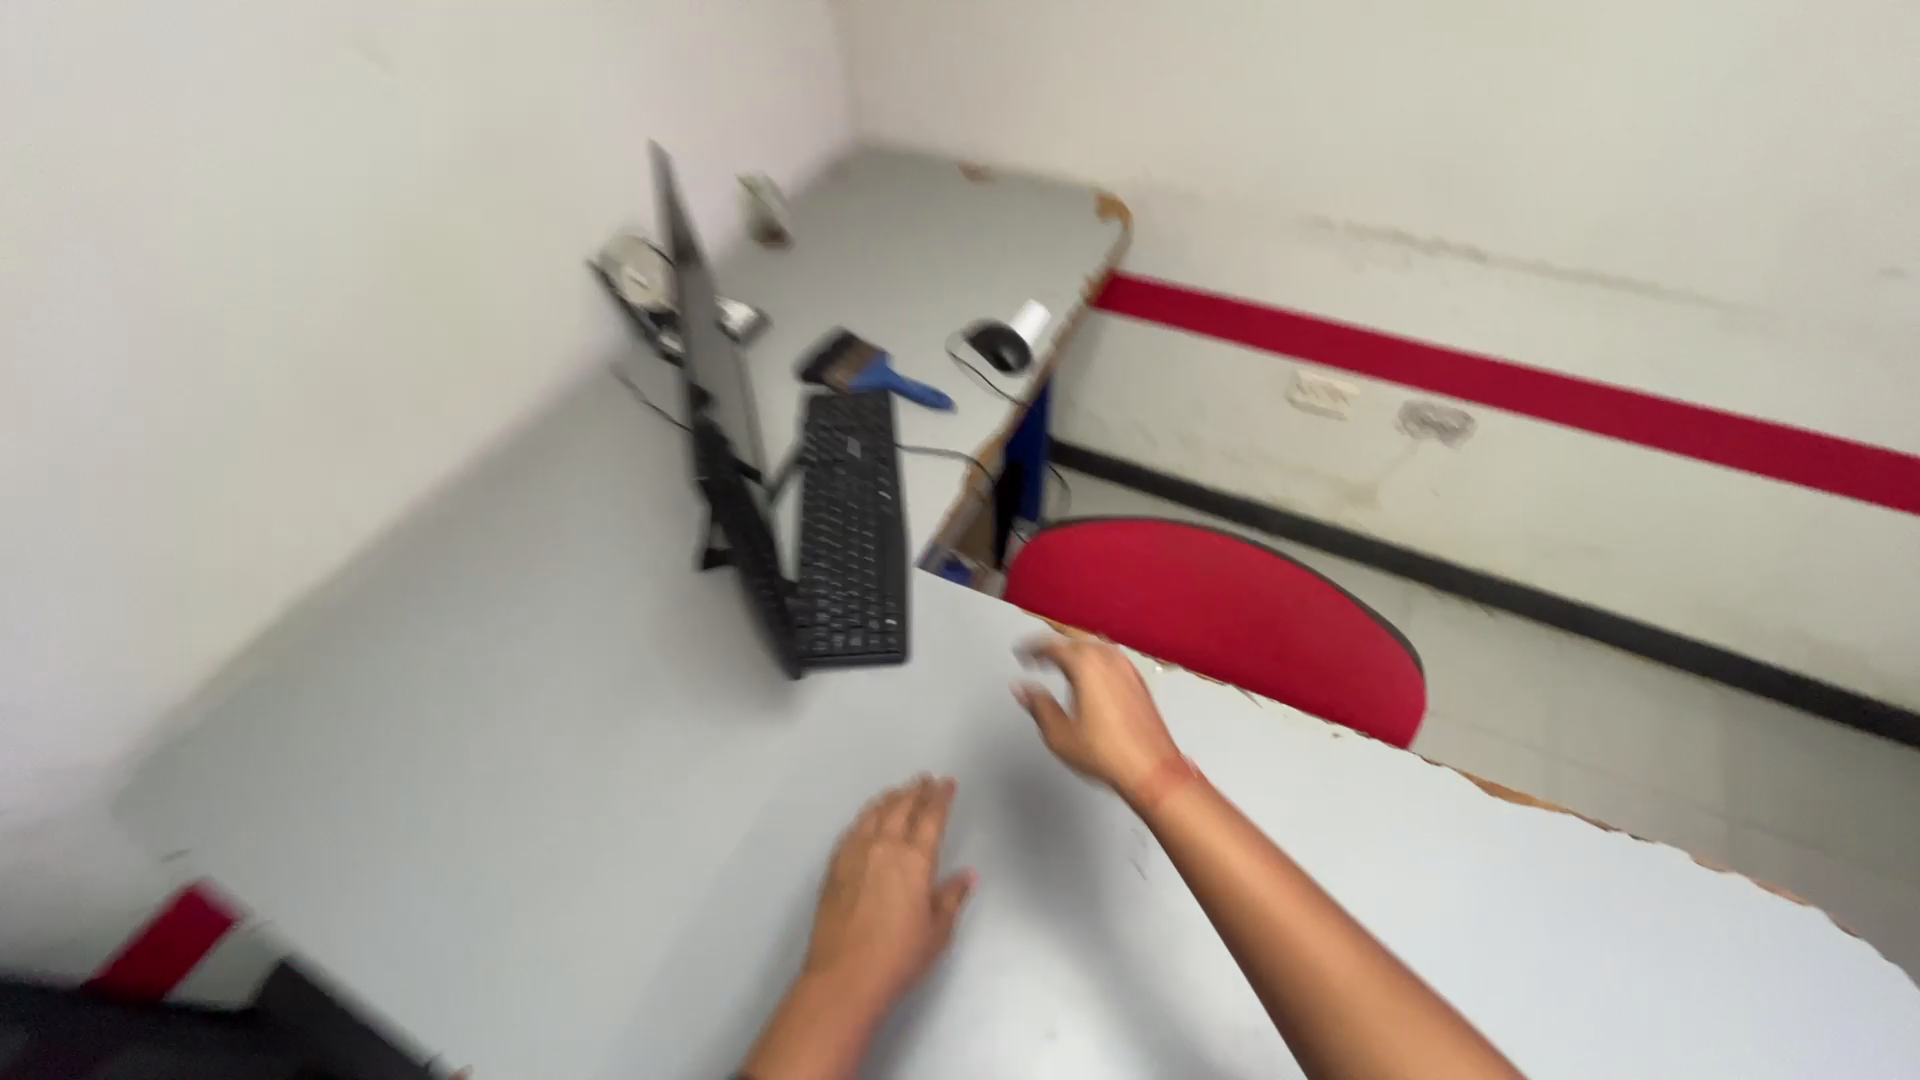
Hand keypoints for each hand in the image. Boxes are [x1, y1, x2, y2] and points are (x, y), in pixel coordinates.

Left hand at [743, 777, 975, 1079]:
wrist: (843, 976)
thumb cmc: (898, 957)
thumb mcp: (937, 931)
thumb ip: (952, 897)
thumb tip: (967, 875)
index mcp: (915, 859)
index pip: (931, 816)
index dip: (941, 797)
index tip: (946, 783)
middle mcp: (885, 845)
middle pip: (902, 807)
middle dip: (916, 790)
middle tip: (924, 780)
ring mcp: (856, 852)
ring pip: (875, 812)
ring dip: (890, 798)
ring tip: (899, 791)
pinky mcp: (835, 865)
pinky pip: (854, 828)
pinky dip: (866, 816)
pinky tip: (869, 818)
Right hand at [1013, 637, 1182, 800]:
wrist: (1152, 769)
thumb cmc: (1106, 753)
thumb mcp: (1059, 733)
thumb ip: (1038, 705)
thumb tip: (1022, 689)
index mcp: (1085, 665)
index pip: (1052, 645)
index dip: (1032, 648)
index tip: (1021, 654)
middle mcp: (1107, 658)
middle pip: (1075, 637)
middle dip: (1054, 641)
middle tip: (1037, 651)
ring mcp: (1126, 667)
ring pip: (1095, 644)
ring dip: (1075, 647)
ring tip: (1059, 659)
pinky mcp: (1138, 680)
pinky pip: (1110, 656)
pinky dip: (1093, 657)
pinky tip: (1089, 673)